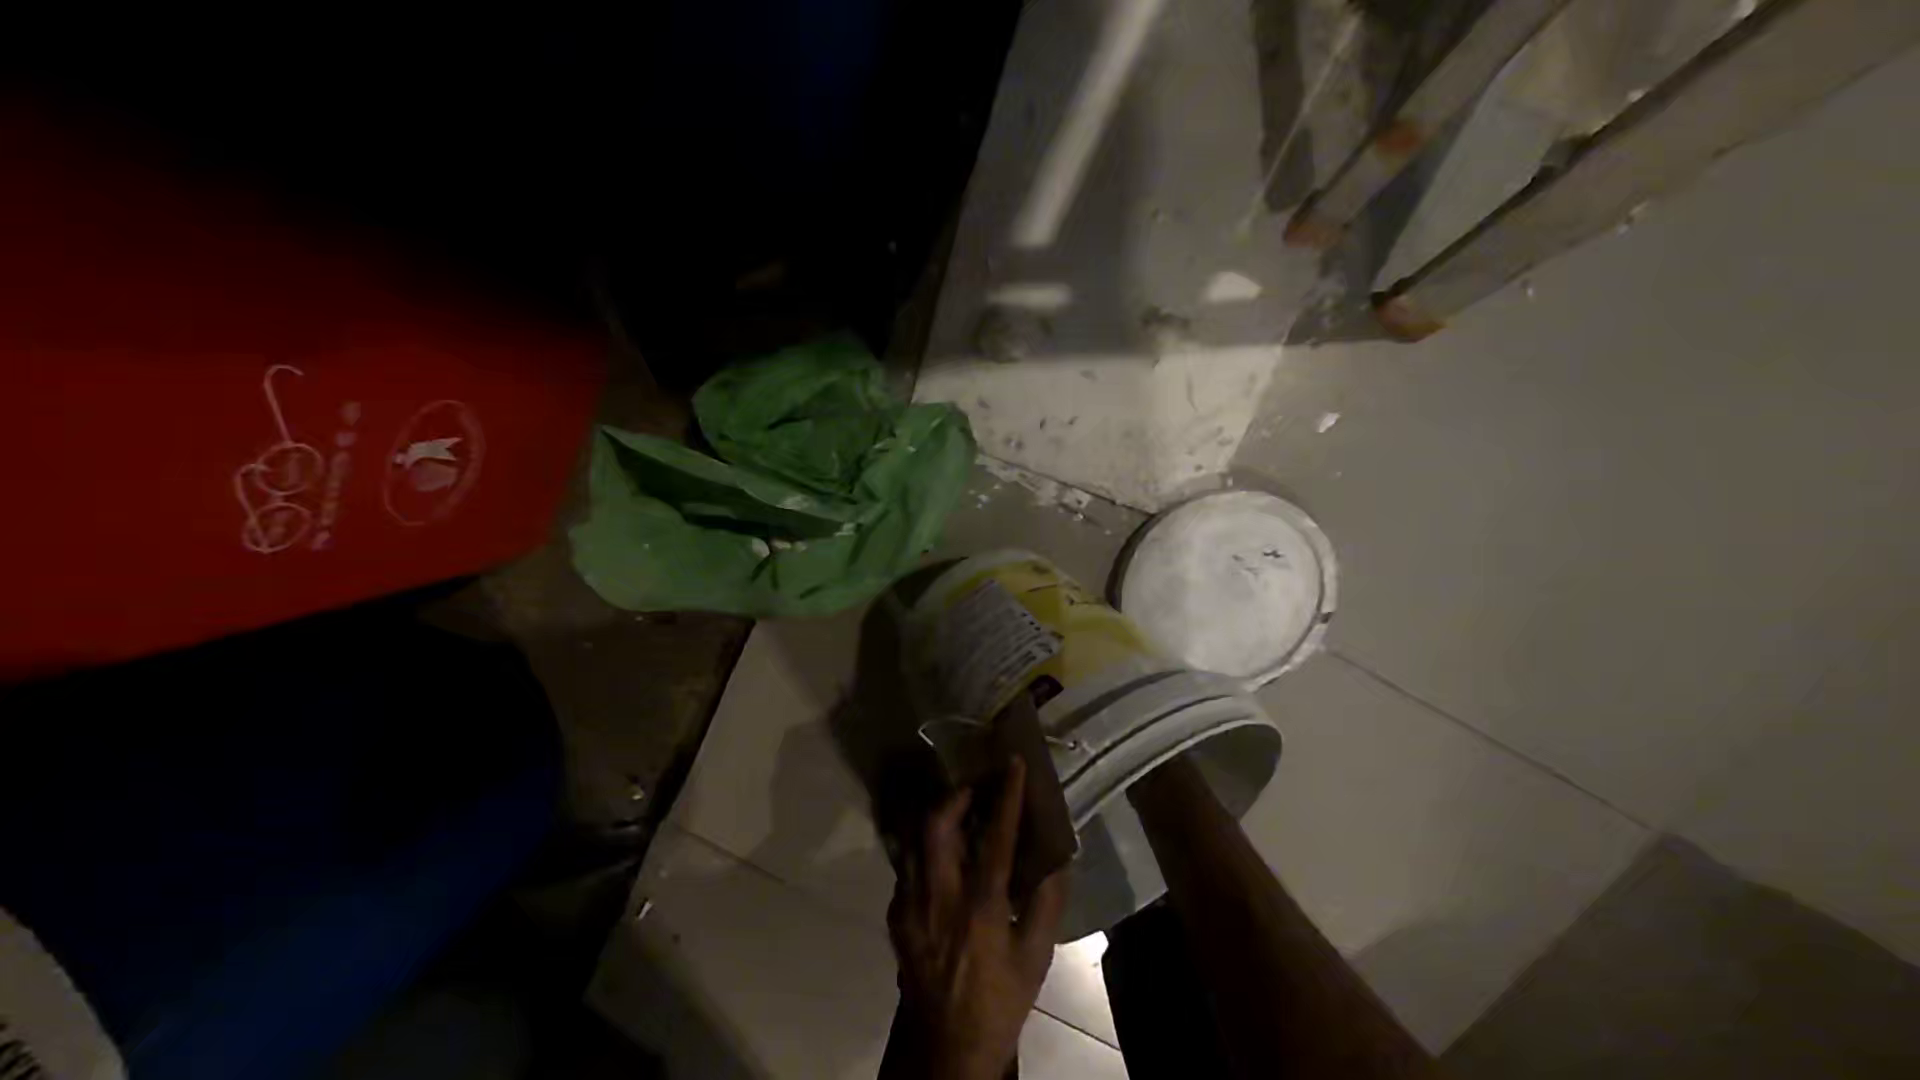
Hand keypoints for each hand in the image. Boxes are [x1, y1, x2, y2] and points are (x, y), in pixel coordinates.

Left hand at [884, 757, 1070, 1079]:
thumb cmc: (999, 998)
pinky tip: (941, 859)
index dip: (1006, 795)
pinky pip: (907, 866)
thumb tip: (1058, 857)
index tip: (1012, 764)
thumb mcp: (1035, 957)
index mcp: (980, 905)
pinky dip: (924, 850)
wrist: (945, 1044)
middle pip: (936, 826)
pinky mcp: (896, 916)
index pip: (994, 836)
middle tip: (974, 788)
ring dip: (936, 820)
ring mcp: (910, 905)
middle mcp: (939, 896)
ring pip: (914, 841)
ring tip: (958, 814)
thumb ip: (1045, 903)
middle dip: (954, 796)